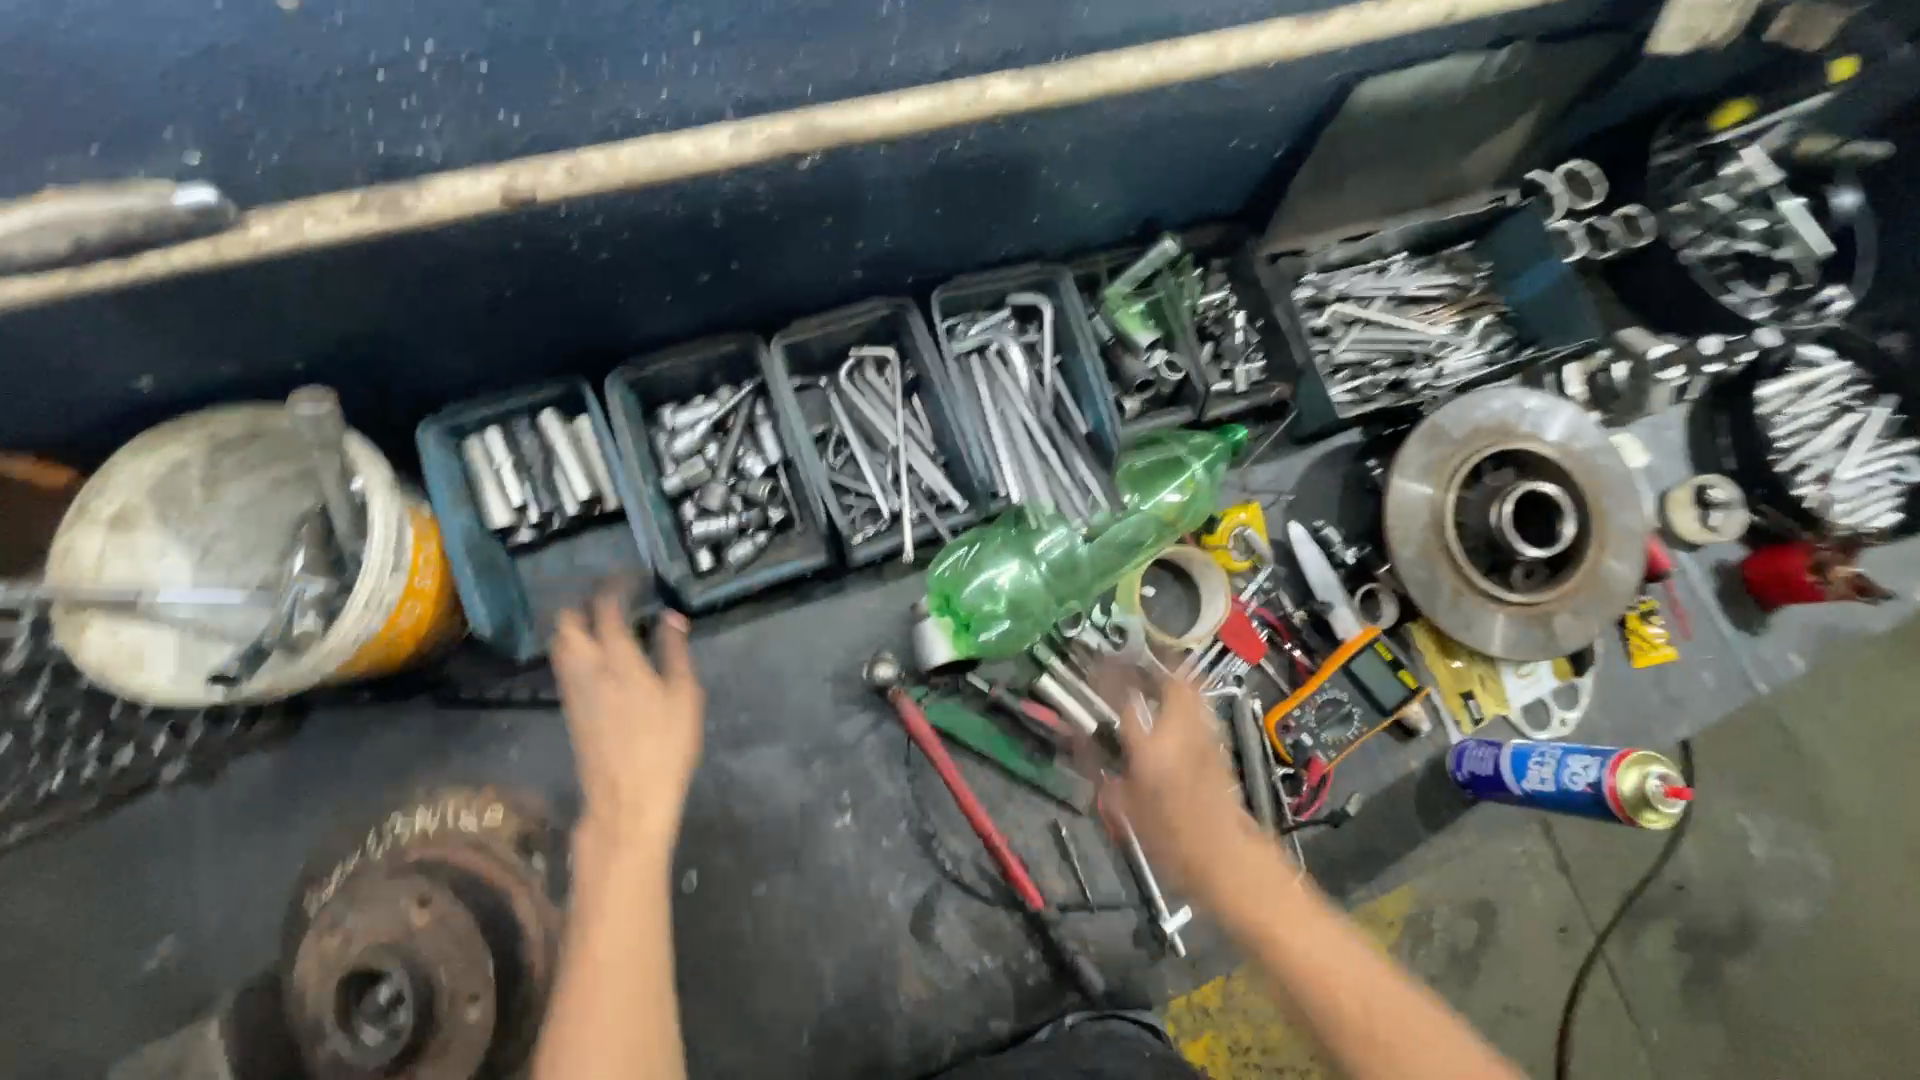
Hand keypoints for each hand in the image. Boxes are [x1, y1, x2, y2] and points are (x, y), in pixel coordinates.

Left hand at [551, 593, 703, 863]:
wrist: (627, 798)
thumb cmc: (665, 745)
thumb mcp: (684, 695)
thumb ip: (674, 651)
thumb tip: (670, 617)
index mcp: (617, 659)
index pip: (605, 606)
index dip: (616, 585)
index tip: (634, 577)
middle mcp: (585, 667)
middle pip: (567, 620)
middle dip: (586, 600)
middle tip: (615, 597)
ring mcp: (571, 688)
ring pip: (560, 641)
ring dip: (577, 623)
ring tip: (606, 621)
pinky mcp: (569, 707)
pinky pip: (564, 662)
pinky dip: (576, 645)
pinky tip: (600, 654)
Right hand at [1101, 672, 1275, 907]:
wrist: (1228, 860)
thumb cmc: (1172, 842)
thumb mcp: (1128, 812)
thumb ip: (1106, 774)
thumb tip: (1085, 749)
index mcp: (1150, 749)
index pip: (1125, 698)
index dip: (1109, 676)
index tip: (1097, 664)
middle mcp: (1180, 733)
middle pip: (1171, 680)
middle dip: (1151, 663)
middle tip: (1131, 660)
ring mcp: (1205, 735)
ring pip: (1191, 689)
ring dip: (1172, 675)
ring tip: (1154, 672)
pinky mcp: (1220, 745)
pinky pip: (1200, 708)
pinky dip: (1186, 697)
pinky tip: (1176, 706)